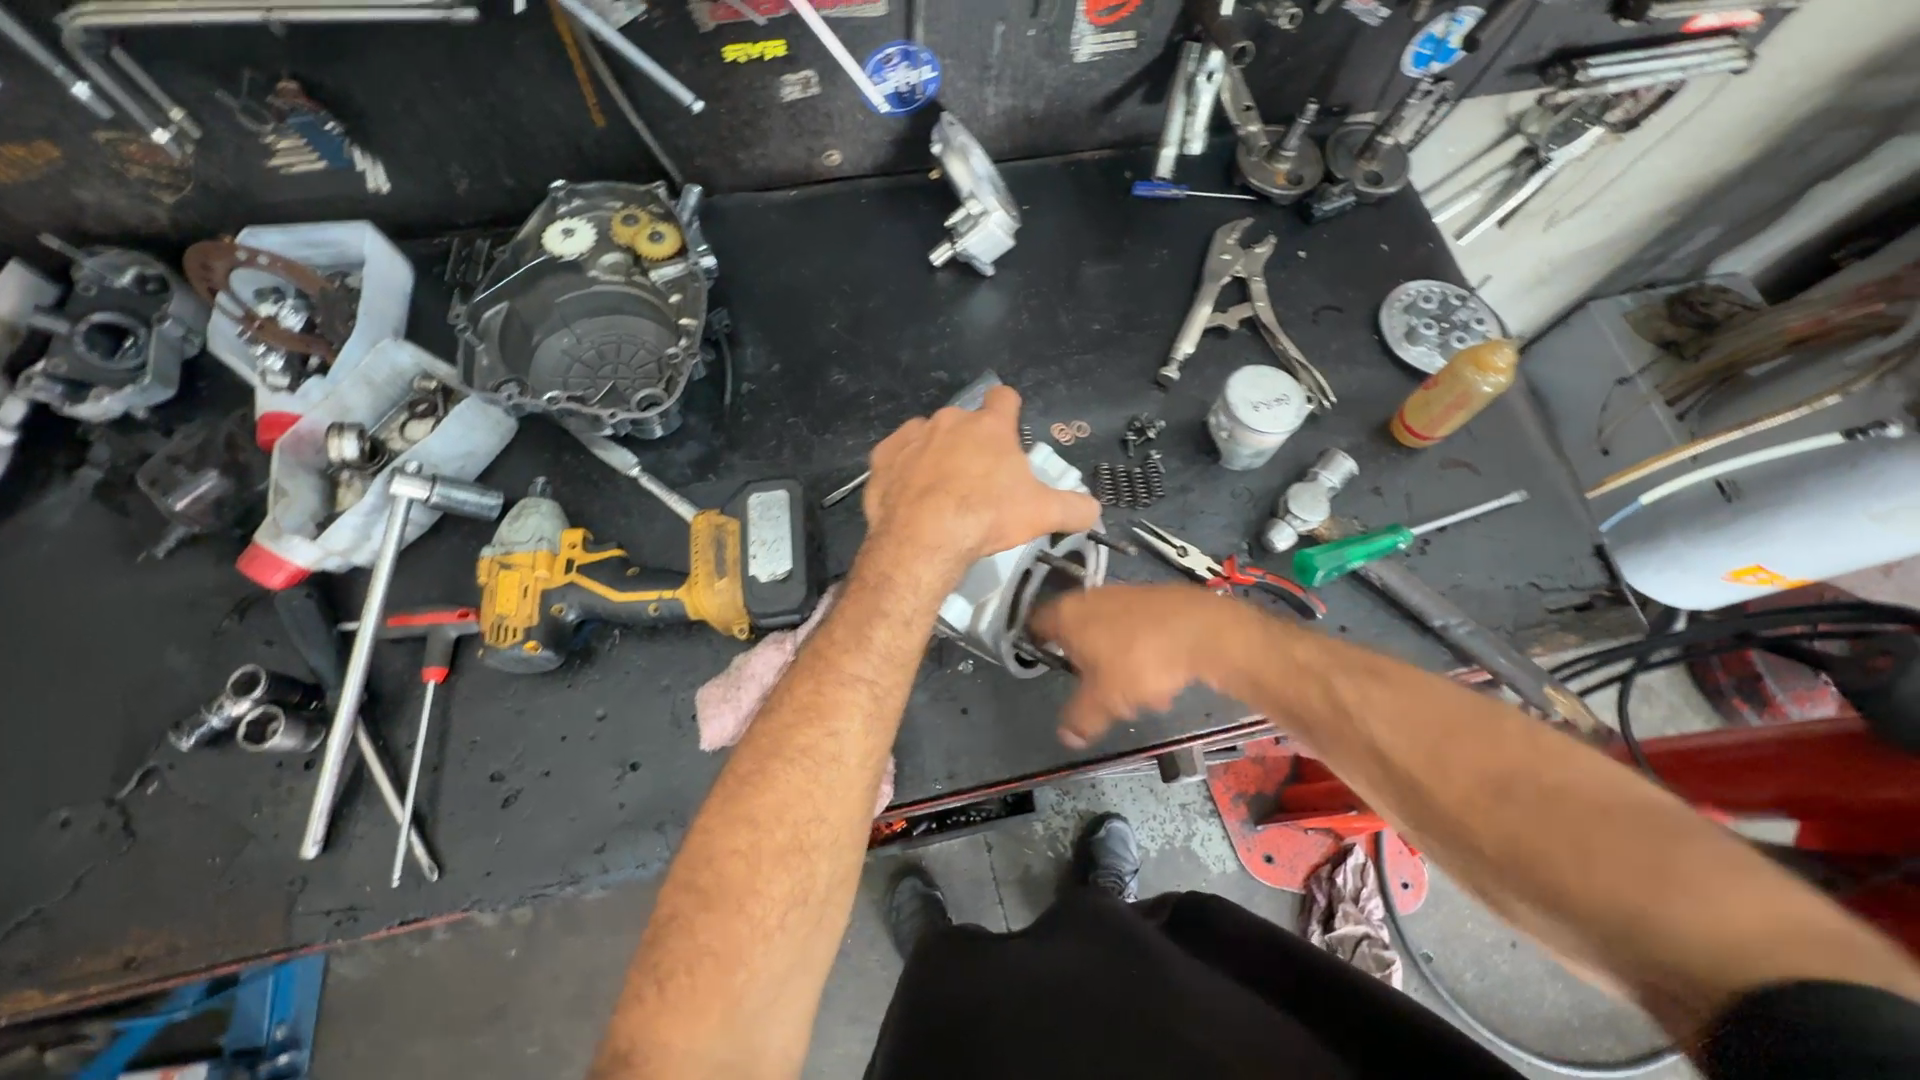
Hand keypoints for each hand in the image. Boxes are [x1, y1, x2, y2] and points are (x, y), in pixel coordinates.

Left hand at [862, 385, 1099, 571]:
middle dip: (972, 444)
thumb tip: (1095, 510)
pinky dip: (904, 468)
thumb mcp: (1042, 515)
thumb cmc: (986, 518)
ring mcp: (913, 435)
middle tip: (977, 481)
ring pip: (929, 435)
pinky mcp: (883, 456)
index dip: (1009, 412)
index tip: (1009, 433)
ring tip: (940, 491)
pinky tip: (909, 493)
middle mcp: (950, 420)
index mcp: (991, 427)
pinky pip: (897, 454)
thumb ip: (1074, 508)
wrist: (922, 538)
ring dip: (936, 454)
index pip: (1005, 398)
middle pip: (965, 422)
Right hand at [1030, 585, 1255, 747]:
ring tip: (1137, 692)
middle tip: (1095, 690)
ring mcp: (1125, 595)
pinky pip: (1138, 630)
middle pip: (1076, 631)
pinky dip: (1143, 651)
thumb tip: (1066, 736)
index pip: (1036, 624)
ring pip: (1110, 632)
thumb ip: (1081, 717)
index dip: (1035, 644)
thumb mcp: (1104, 700)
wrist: (1203, 631)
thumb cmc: (1139, 661)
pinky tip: (1163, 677)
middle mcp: (1090, 598)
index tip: (1042, 663)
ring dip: (1117, 661)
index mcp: (1066, 615)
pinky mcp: (1156, 599)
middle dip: (1086, 661)